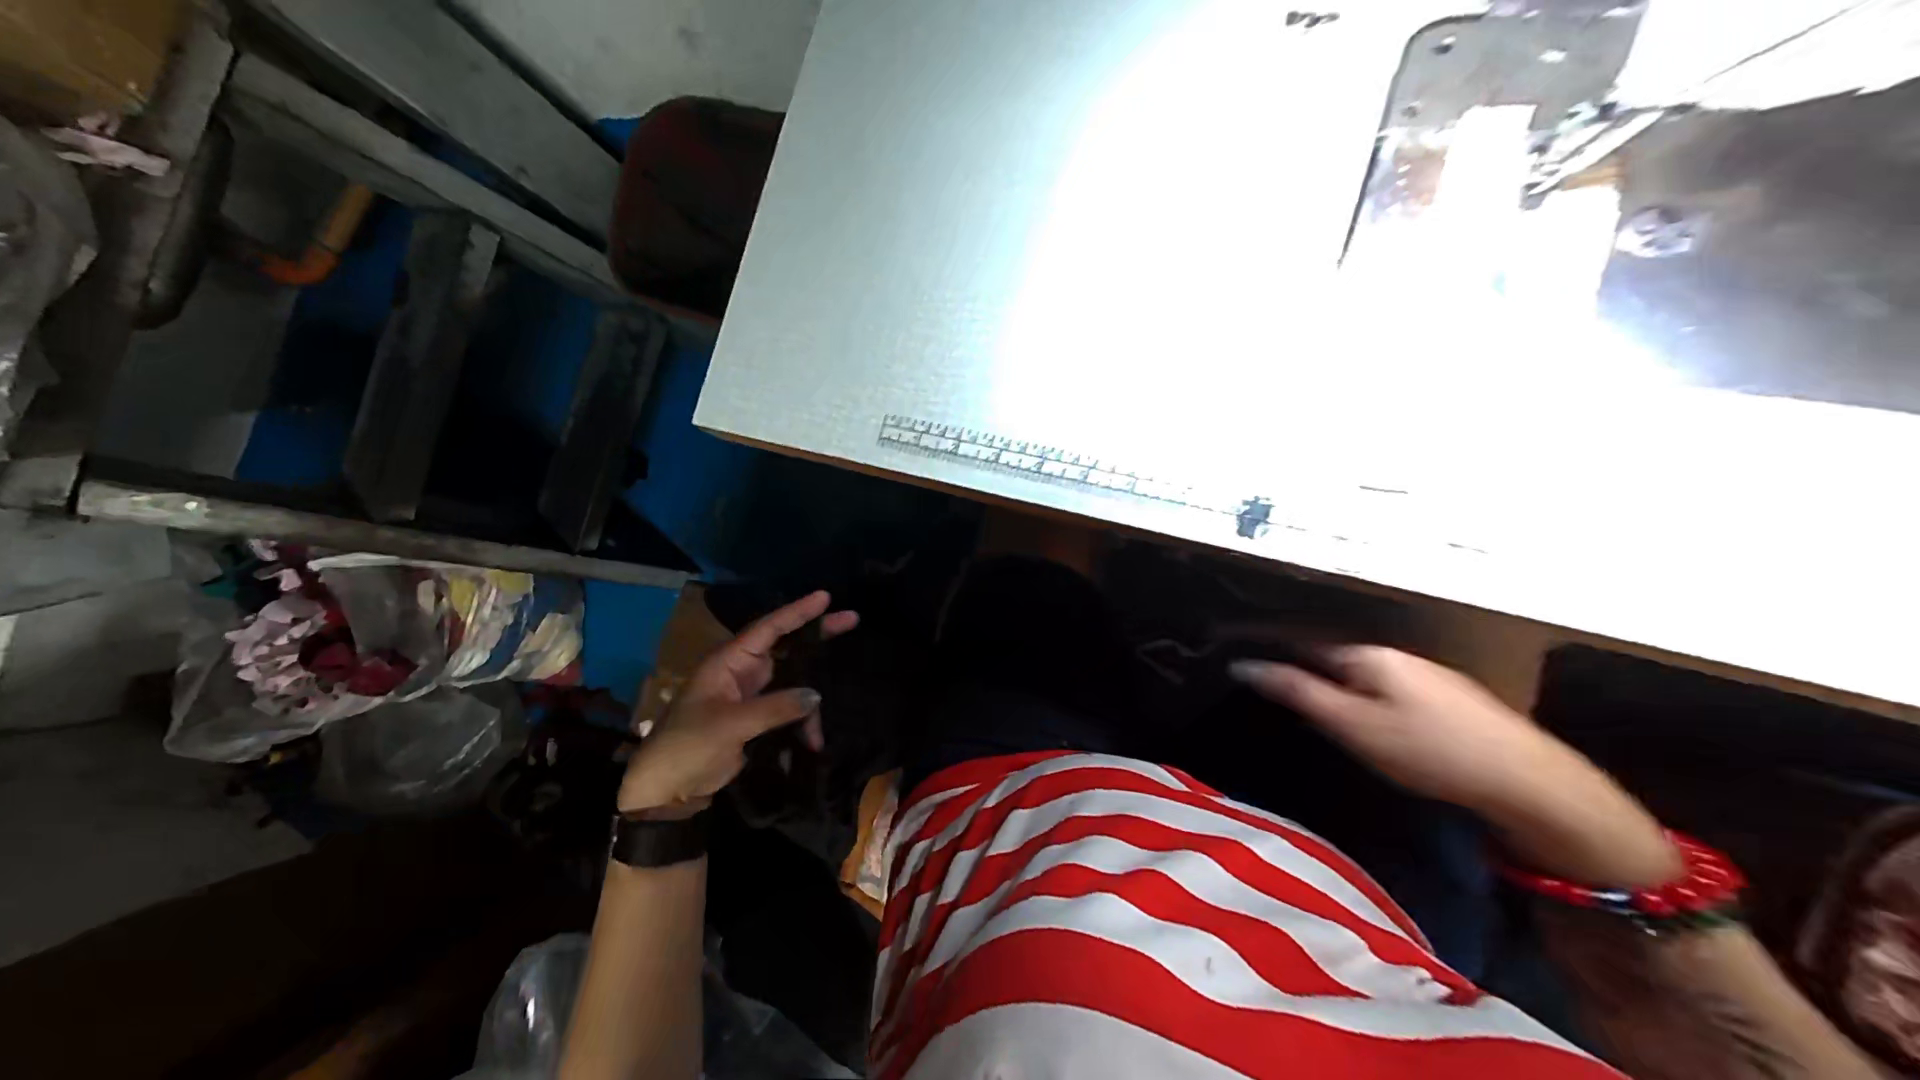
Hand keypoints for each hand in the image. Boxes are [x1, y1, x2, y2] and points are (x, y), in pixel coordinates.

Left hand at [618, 590, 857, 816]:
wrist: (664, 789)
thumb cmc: (687, 747)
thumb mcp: (731, 725)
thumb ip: (775, 707)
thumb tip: (815, 695)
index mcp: (728, 662)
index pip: (768, 628)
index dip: (797, 612)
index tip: (826, 597)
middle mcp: (741, 671)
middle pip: (786, 647)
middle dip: (817, 637)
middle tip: (851, 620)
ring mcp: (749, 695)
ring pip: (792, 684)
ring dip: (808, 706)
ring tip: (816, 736)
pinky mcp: (755, 718)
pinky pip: (788, 709)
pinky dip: (800, 725)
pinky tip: (809, 746)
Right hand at [1231, 646, 1681, 888]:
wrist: (1528, 782)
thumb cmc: (1426, 750)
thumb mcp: (1351, 724)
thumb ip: (1297, 691)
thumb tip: (1244, 664)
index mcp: (1366, 654)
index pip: (1301, 640)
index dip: (1267, 648)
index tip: (1233, 656)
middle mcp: (1395, 654)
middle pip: (1331, 655)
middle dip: (1300, 666)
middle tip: (1268, 688)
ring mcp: (1426, 674)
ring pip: (1361, 673)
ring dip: (1332, 682)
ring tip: (1309, 704)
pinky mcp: (1449, 699)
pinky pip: (1386, 687)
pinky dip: (1362, 696)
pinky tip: (1367, 719)